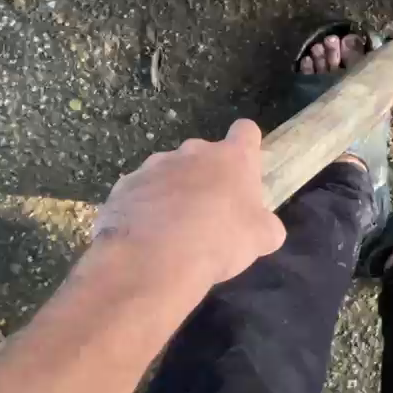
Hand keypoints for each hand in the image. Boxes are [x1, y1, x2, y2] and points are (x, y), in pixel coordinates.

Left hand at [90, 119, 285, 288]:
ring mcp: (155, 166)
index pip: (246, 131)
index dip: (246, 145)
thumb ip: (266, 227)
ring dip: (172, 190)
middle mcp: (194, 152)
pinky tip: (143, 235)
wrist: (151, 262)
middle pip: (204, 153)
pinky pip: (138, 192)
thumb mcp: (259, 239)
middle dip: (205, 175)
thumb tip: (268, 230)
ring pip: (168, 172)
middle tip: (207, 211)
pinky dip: (142, 208)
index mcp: (233, 157)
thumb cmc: (218, 241)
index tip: (243, 168)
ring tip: (170, 228)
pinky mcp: (123, 186)